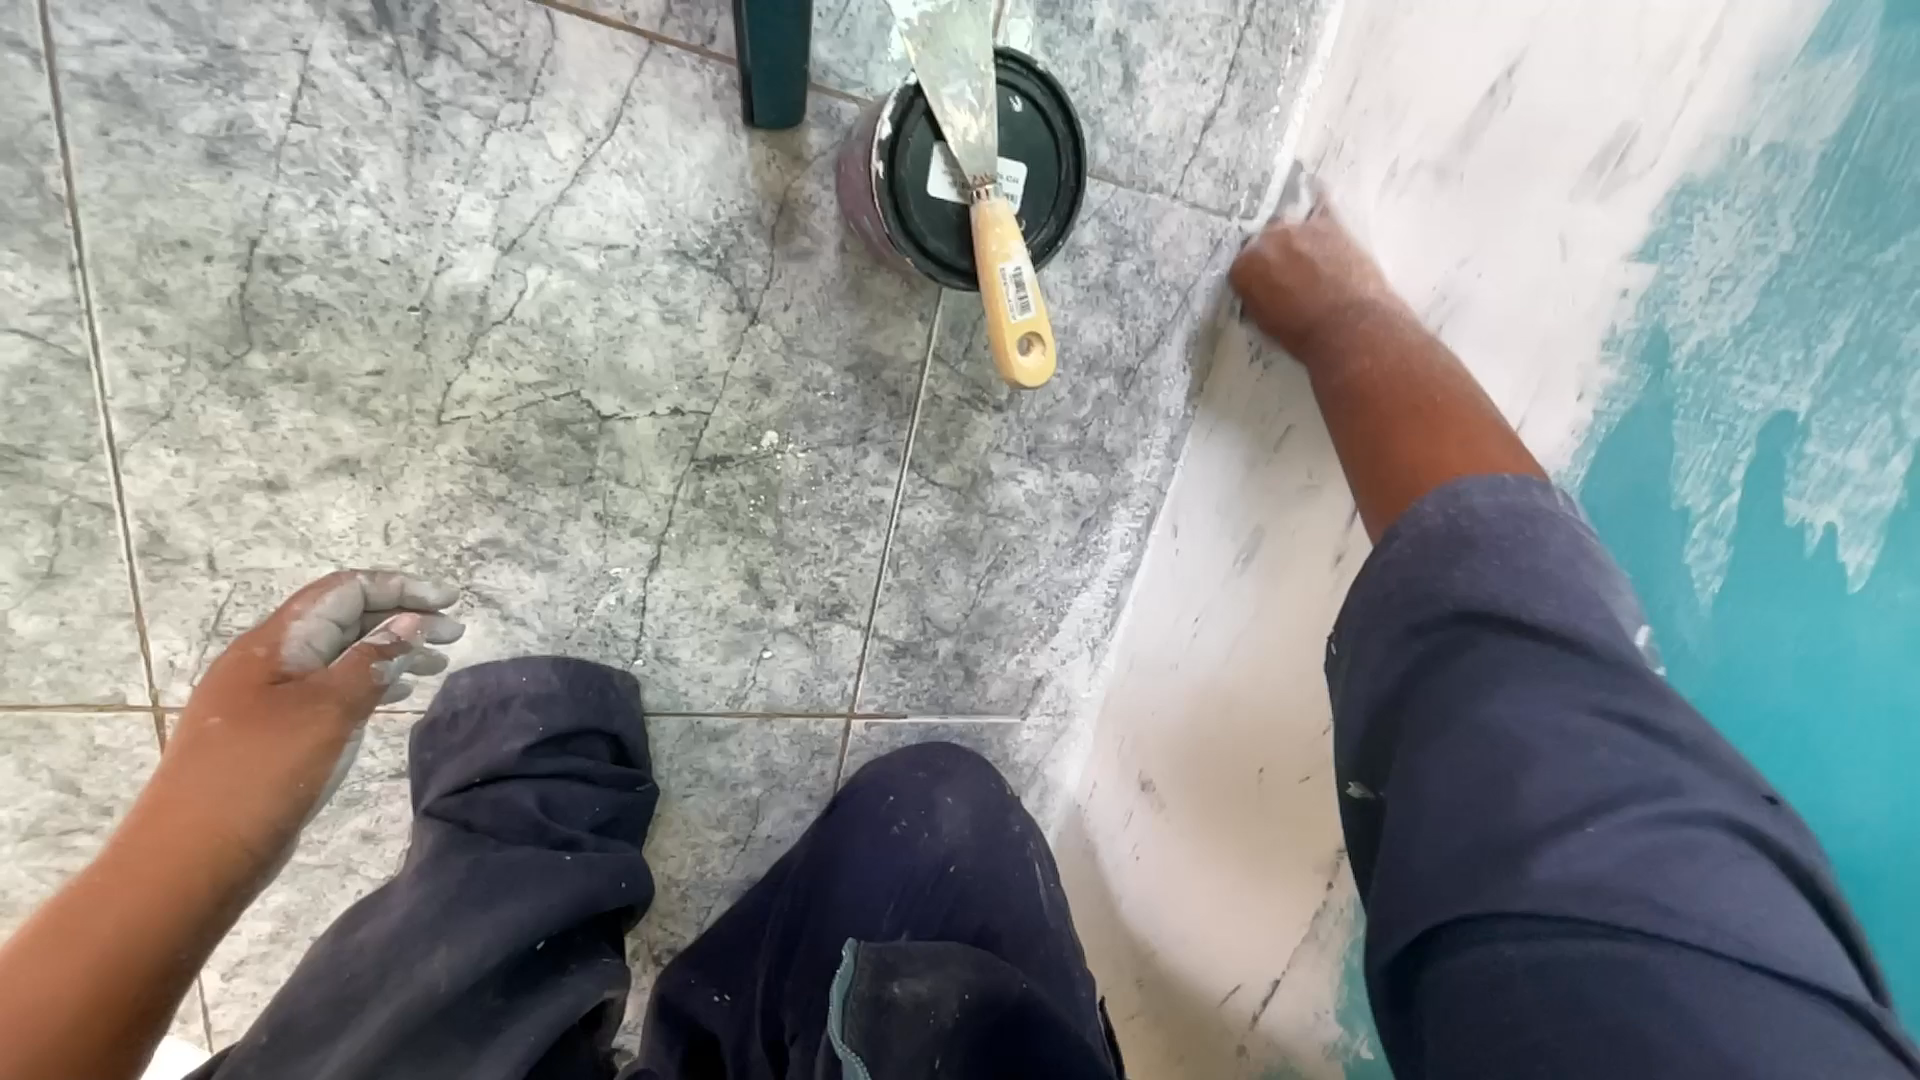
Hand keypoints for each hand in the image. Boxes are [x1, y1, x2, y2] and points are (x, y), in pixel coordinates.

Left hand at [155, 570, 464, 871]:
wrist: (195, 856)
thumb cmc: (264, 771)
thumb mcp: (330, 708)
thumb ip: (374, 660)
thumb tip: (412, 621)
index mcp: (275, 645)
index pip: (345, 591)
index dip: (400, 587)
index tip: (449, 601)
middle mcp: (271, 660)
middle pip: (346, 618)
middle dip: (403, 618)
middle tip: (455, 634)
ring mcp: (272, 696)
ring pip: (344, 653)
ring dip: (394, 650)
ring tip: (438, 664)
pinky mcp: (279, 728)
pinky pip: (335, 686)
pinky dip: (375, 681)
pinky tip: (402, 693)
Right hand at [1229, 187, 1415, 363]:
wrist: (1346, 326)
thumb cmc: (1300, 334)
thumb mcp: (1263, 321)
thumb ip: (1255, 295)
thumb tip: (1260, 288)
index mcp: (1242, 267)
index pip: (1241, 266)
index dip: (1253, 278)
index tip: (1263, 289)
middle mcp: (1265, 240)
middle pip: (1262, 241)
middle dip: (1270, 255)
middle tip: (1284, 273)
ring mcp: (1298, 227)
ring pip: (1288, 225)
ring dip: (1292, 237)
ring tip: (1302, 251)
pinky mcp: (1330, 222)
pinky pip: (1320, 202)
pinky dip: (1317, 198)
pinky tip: (1316, 192)